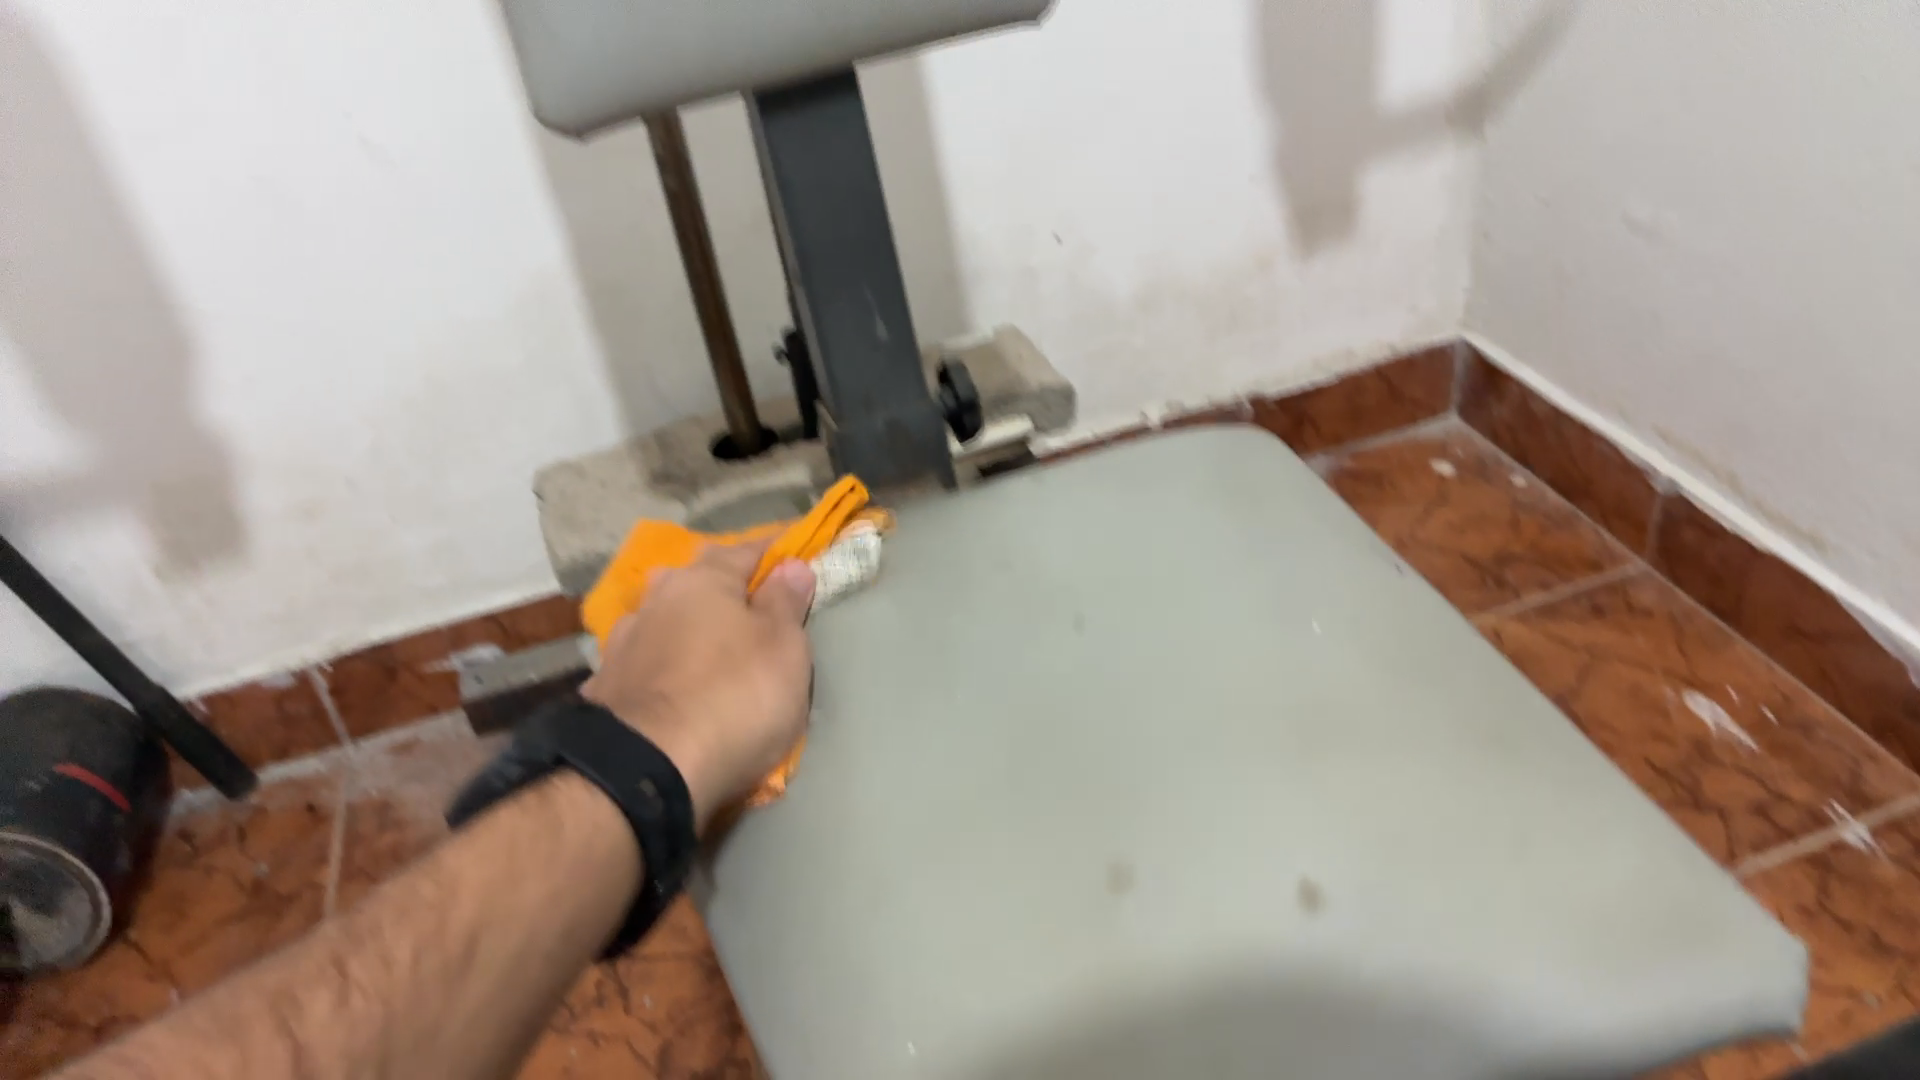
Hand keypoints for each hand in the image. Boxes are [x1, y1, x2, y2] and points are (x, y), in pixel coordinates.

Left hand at [581, 540, 815, 832]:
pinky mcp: (603, 691)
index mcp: (702, 580)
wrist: (646, 771)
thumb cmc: (734, 696)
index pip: (749, 549)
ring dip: (687, 628)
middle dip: (724, 589)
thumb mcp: (783, 647)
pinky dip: (662, 669)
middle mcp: (655, 600)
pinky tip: (668, 684)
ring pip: (665, 622)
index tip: (799, 555)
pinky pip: (644, 666)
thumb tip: (791, 565)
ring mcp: (622, 645)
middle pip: (698, 582)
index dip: (778, 552)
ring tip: (709, 649)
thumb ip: (787, 602)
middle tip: (753, 607)